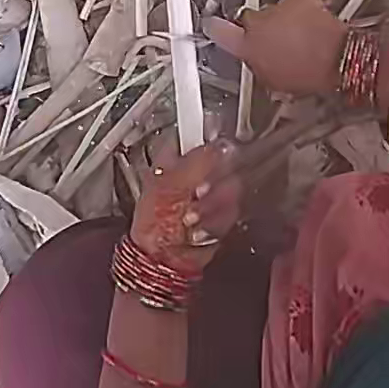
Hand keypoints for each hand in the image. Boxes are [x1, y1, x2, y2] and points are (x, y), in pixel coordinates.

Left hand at [131, 137, 240, 270]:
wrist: (163, 258)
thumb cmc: (153, 222)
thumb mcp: (169, 185)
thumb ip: (198, 161)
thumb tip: (222, 143)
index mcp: (180, 151)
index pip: (206, 128)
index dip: (214, 139)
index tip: (215, 154)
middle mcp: (200, 166)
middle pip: (228, 158)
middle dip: (213, 182)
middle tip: (197, 193)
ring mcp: (215, 187)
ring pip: (235, 185)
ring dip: (212, 206)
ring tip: (191, 217)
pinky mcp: (226, 208)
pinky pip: (234, 209)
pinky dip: (216, 223)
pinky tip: (199, 229)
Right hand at [203, 0, 345, 95]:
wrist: (336, 58)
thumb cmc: (307, 75)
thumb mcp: (273, 80)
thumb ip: (258, 65)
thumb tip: (258, 62)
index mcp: (247, 45)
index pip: (218, 31)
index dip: (215, 27)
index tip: (212, 25)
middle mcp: (258, 22)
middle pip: (249, 18)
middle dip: (258, 27)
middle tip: (274, 40)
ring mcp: (279, 7)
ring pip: (275, 9)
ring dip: (283, 18)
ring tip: (299, 34)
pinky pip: (297, 2)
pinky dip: (304, 9)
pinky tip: (313, 23)